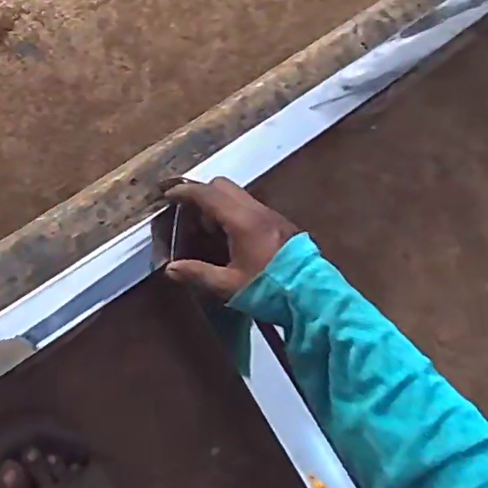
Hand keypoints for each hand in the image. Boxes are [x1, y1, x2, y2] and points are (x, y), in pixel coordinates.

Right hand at [160, 176, 299, 298]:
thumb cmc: (270, 291)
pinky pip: (250, 206)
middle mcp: (256, 211)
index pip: (206, 194)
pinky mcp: (282, 225)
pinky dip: (234, 211)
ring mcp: (272, 216)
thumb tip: (170, 269)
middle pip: (222, 185)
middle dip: (202, 193)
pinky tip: (233, 236)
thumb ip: (198, 274)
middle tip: (191, 213)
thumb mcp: (229, 285)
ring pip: (238, 194)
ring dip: (219, 202)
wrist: (318, 302)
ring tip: (211, 228)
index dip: (183, 191)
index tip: (168, 196)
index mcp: (241, 221)